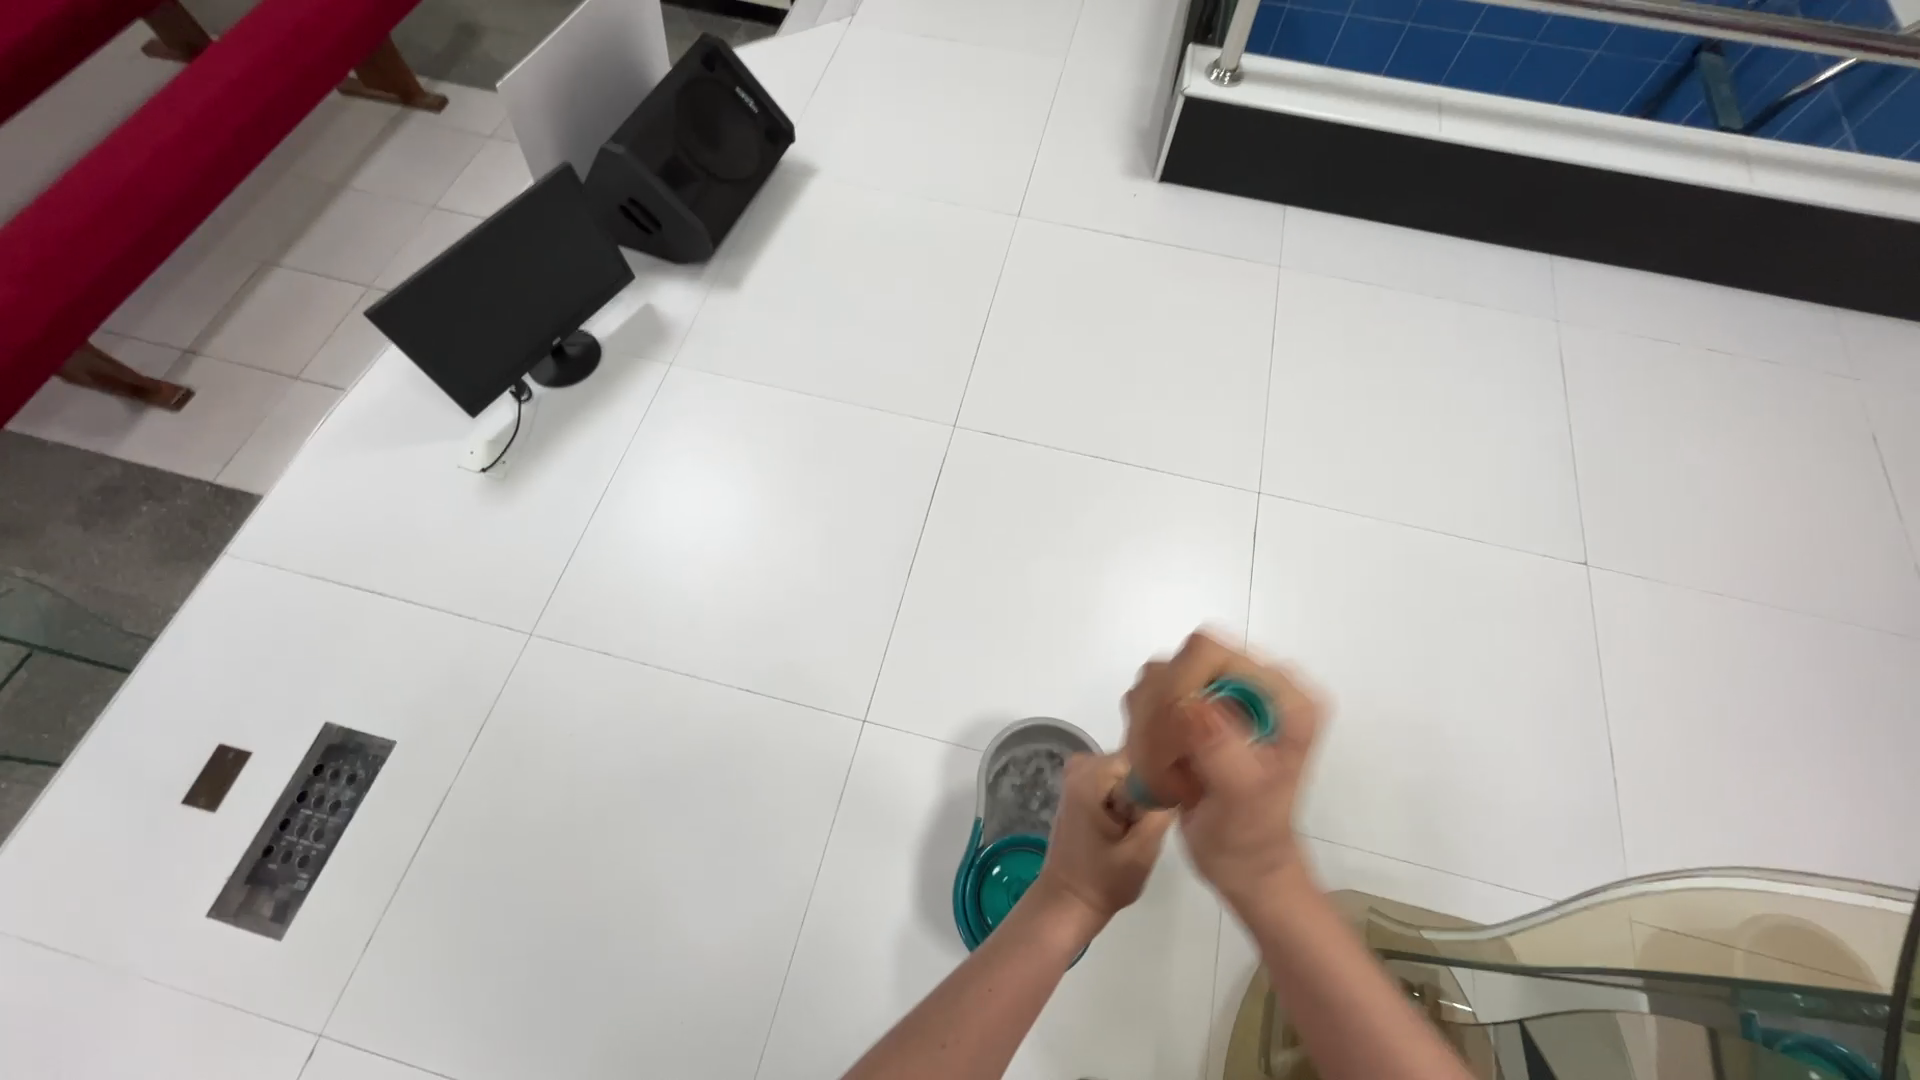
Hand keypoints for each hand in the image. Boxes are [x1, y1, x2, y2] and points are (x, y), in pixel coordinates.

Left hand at [1030, 753, 1172, 935]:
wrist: (1070, 899)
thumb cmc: (1104, 880)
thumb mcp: (1142, 849)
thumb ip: (1161, 806)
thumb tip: (1182, 775)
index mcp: (1091, 776)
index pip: (1145, 754)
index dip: (1164, 776)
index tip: (1173, 803)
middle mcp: (1081, 764)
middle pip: (1136, 759)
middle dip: (1151, 786)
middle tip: (1152, 822)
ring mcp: (1078, 771)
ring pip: (1129, 768)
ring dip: (1141, 792)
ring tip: (1141, 825)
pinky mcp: (1081, 783)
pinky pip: (1117, 776)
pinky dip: (1128, 795)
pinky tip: (1129, 822)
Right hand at [1125, 632, 1324, 914]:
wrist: (1245, 865)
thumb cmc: (1252, 838)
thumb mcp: (1245, 799)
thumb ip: (1224, 750)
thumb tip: (1192, 705)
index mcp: (1281, 694)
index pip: (1208, 652)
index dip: (1177, 688)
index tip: (1171, 741)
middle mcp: (1252, 682)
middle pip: (1176, 662)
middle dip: (1160, 715)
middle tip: (1167, 765)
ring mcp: (1220, 693)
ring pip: (1155, 680)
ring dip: (1149, 730)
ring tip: (1169, 774)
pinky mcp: (1193, 707)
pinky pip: (1146, 700)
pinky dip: (1144, 735)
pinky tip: (1163, 769)